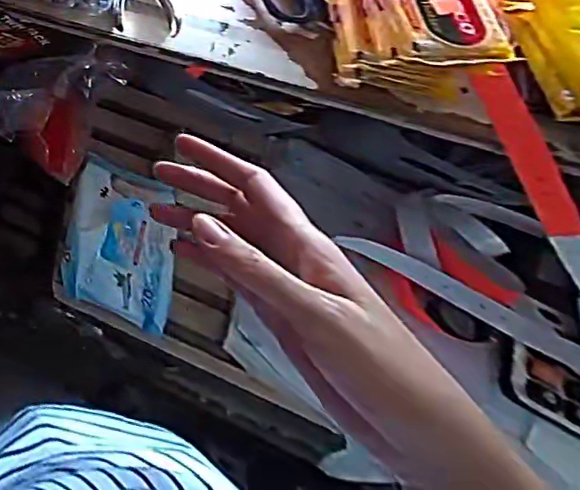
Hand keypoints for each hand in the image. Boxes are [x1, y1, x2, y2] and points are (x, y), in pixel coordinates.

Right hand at [151, 135, 544, 489]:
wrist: (421, 434)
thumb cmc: (386, 369)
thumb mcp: (315, 314)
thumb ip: (255, 268)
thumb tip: (202, 224)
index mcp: (306, 246)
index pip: (255, 187)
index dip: (217, 161)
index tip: (183, 145)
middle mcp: (292, 257)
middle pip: (237, 206)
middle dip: (198, 185)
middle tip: (160, 174)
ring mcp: (284, 284)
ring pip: (230, 238)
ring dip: (194, 222)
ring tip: (159, 213)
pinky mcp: (280, 314)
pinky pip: (234, 274)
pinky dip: (206, 259)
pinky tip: (185, 255)